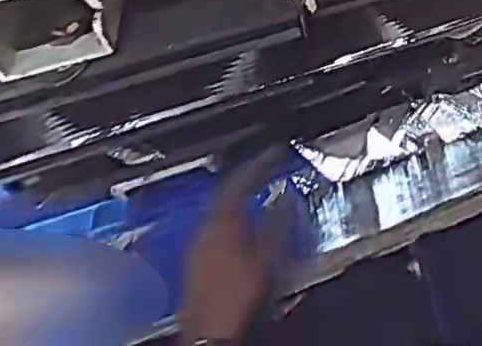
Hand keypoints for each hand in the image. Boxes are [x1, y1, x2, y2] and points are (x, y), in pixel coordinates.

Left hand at [180, 158, 284, 343]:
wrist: (208, 336)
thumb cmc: (238, 294)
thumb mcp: (266, 258)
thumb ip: (277, 223)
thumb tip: (287, 198)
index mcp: (223, 218)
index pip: (241, 179)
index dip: (260, 163)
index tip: (275, 153)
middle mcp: (205, 226)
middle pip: (227, 193)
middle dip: (247, 181)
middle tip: (266, 173)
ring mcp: (196, 246)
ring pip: (219, 212)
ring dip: (239, 203)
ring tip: (258, 202)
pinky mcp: (194, 264)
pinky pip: (214, 230)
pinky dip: (231, 223)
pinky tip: (241, 235)